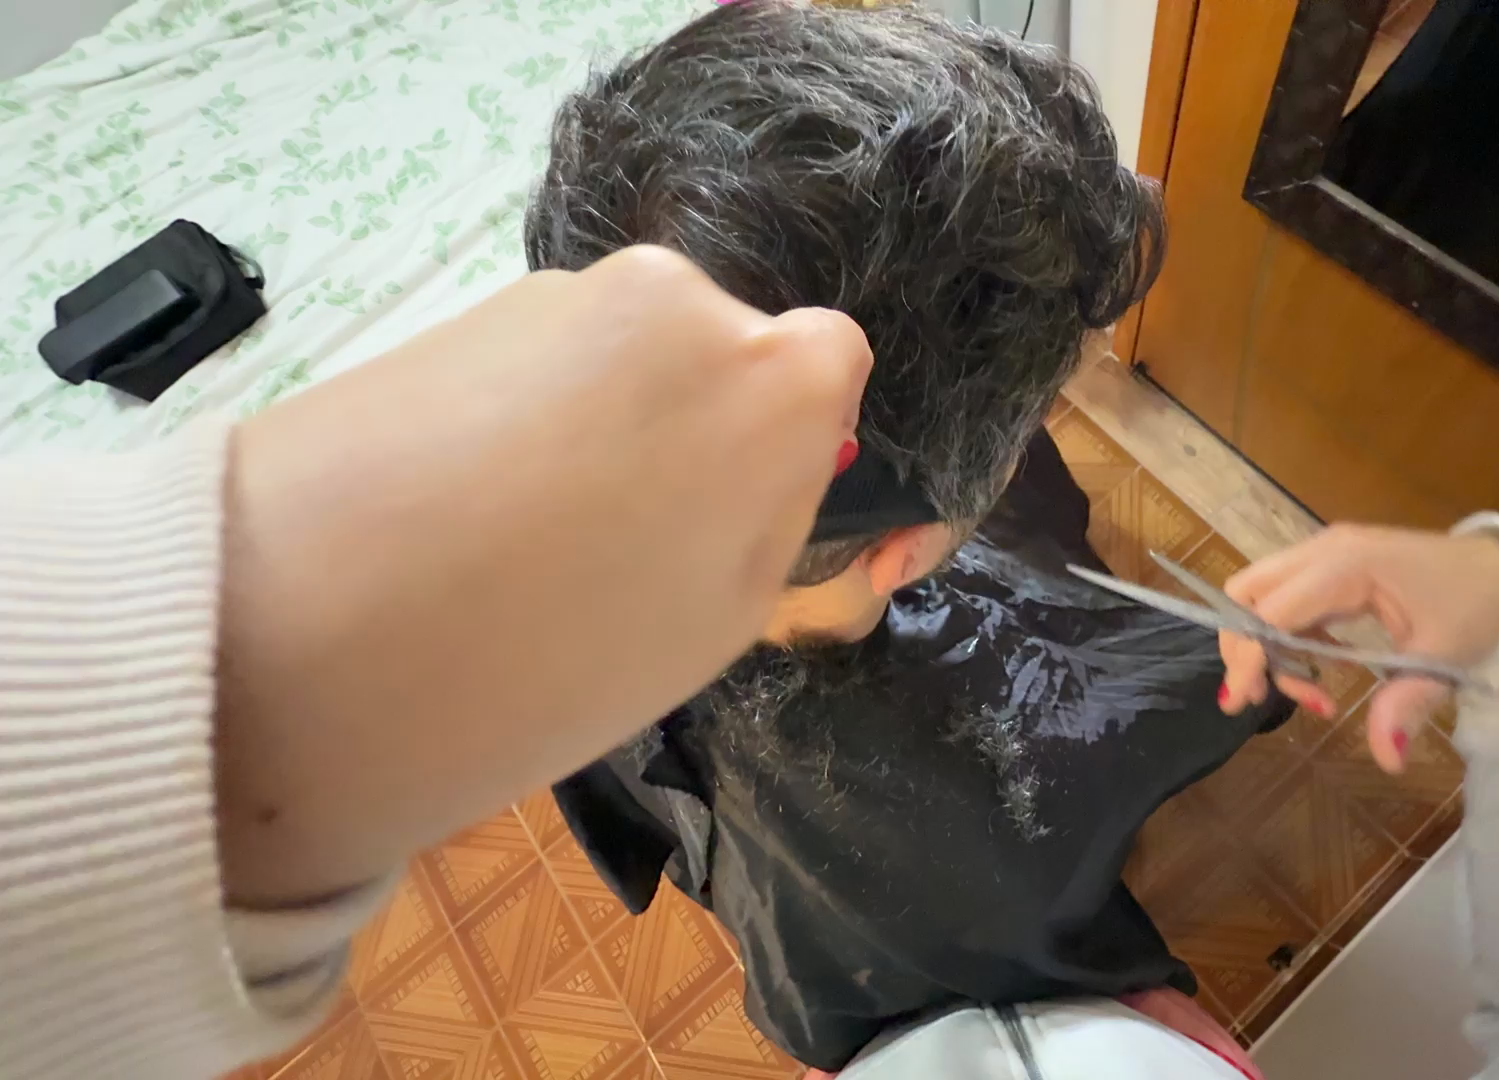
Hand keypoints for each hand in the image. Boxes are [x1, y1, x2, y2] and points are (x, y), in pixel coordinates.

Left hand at [215, 247, 870, 903]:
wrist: (303, 651)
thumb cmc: (576, 652)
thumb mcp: (740, 605)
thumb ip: (783, 503)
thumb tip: (782, 447)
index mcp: (774, 378)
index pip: (837, 356)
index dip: (809, 424)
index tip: (760, 488)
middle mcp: (683, 300)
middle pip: (739, 351)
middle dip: (720, 421)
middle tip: (655, 521)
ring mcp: (570, 289)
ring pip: (649, 350)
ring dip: (634, 413)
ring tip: (557, 516)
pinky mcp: (475, 301)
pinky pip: (568, 351)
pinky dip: (559, 404)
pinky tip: (497, 487)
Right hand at [1217, 524, 1498, 773]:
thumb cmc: (1481, 608)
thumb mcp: (1445, 657)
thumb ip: (1405, 703)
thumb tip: (1387, 760)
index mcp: (1347, 566)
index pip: (1270, 610)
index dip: (1249, 656)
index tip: (1241, 701)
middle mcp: (1322, 551)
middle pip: (1246, 592)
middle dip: (1243, 645)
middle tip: (1259, 694)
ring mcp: (1322, 552)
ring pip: (1258, 594)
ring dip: (1263, 643)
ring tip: (1309, 689)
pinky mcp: (1327, 564)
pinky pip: (1283, 597)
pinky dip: (1283, 633)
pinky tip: (1319, 664)